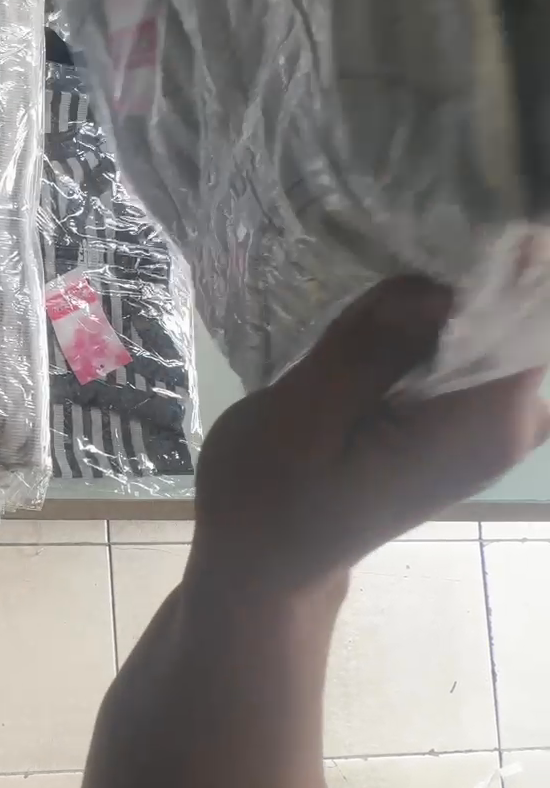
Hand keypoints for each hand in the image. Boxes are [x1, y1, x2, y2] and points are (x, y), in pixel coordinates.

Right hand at [192, 275, 549, 595]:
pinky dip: (435, 332)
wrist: (264, 564)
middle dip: (469, 273)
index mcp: (485, 417)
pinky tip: (380, 329)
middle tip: (392, 252)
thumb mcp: (296, 418)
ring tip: (377, 292)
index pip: (535, 308)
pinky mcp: (462, 428)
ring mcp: (493, 425)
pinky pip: (473, 358)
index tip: (437, 222)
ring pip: (498, 333)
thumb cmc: (265, 497)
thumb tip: (431, 280)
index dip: (499, 256)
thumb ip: (367, 349)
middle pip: (526, 317)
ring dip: (446, 303)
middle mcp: (515, 418)